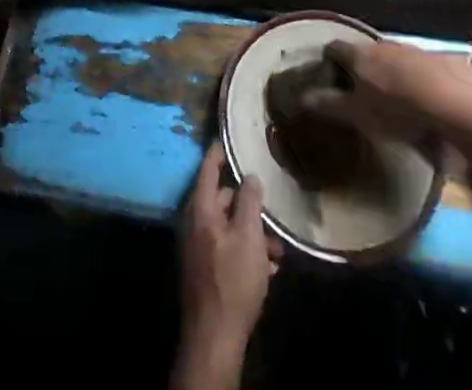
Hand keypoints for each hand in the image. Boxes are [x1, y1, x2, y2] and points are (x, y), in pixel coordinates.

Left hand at [178, 143, 277, 351]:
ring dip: (252, 233)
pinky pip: (225, 246)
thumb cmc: (233, 279)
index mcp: (200, 209)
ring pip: (227, 225)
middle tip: (274, 215)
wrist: (214, 334)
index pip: (208, 168)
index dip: (219, 152)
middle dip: (248, 205)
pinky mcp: (202, 265)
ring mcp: (196, 244)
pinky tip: (267, 269)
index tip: (229, 137)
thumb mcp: (249, 237)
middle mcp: (193, 221)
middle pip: (221, 199)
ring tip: (277, 252)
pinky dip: (245, 250)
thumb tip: (249, 176)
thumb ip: (249, 202)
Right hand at [317, 39, 471, 143]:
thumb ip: (328, 103)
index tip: (326, 77)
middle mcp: (384, 45)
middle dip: (359, 68)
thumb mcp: (358, 114)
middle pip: (364, 52)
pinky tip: (421, 100)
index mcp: (359, 54)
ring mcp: (415, 50)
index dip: (327, 60)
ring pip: (392, 59)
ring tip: (391, 98)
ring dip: (388, 73)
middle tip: (358, 92)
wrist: (461, 106)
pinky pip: (418, 67)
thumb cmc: (399, 110)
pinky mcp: (443, 61)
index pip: (333, 47)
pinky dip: (413, 79)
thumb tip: (301, 96)